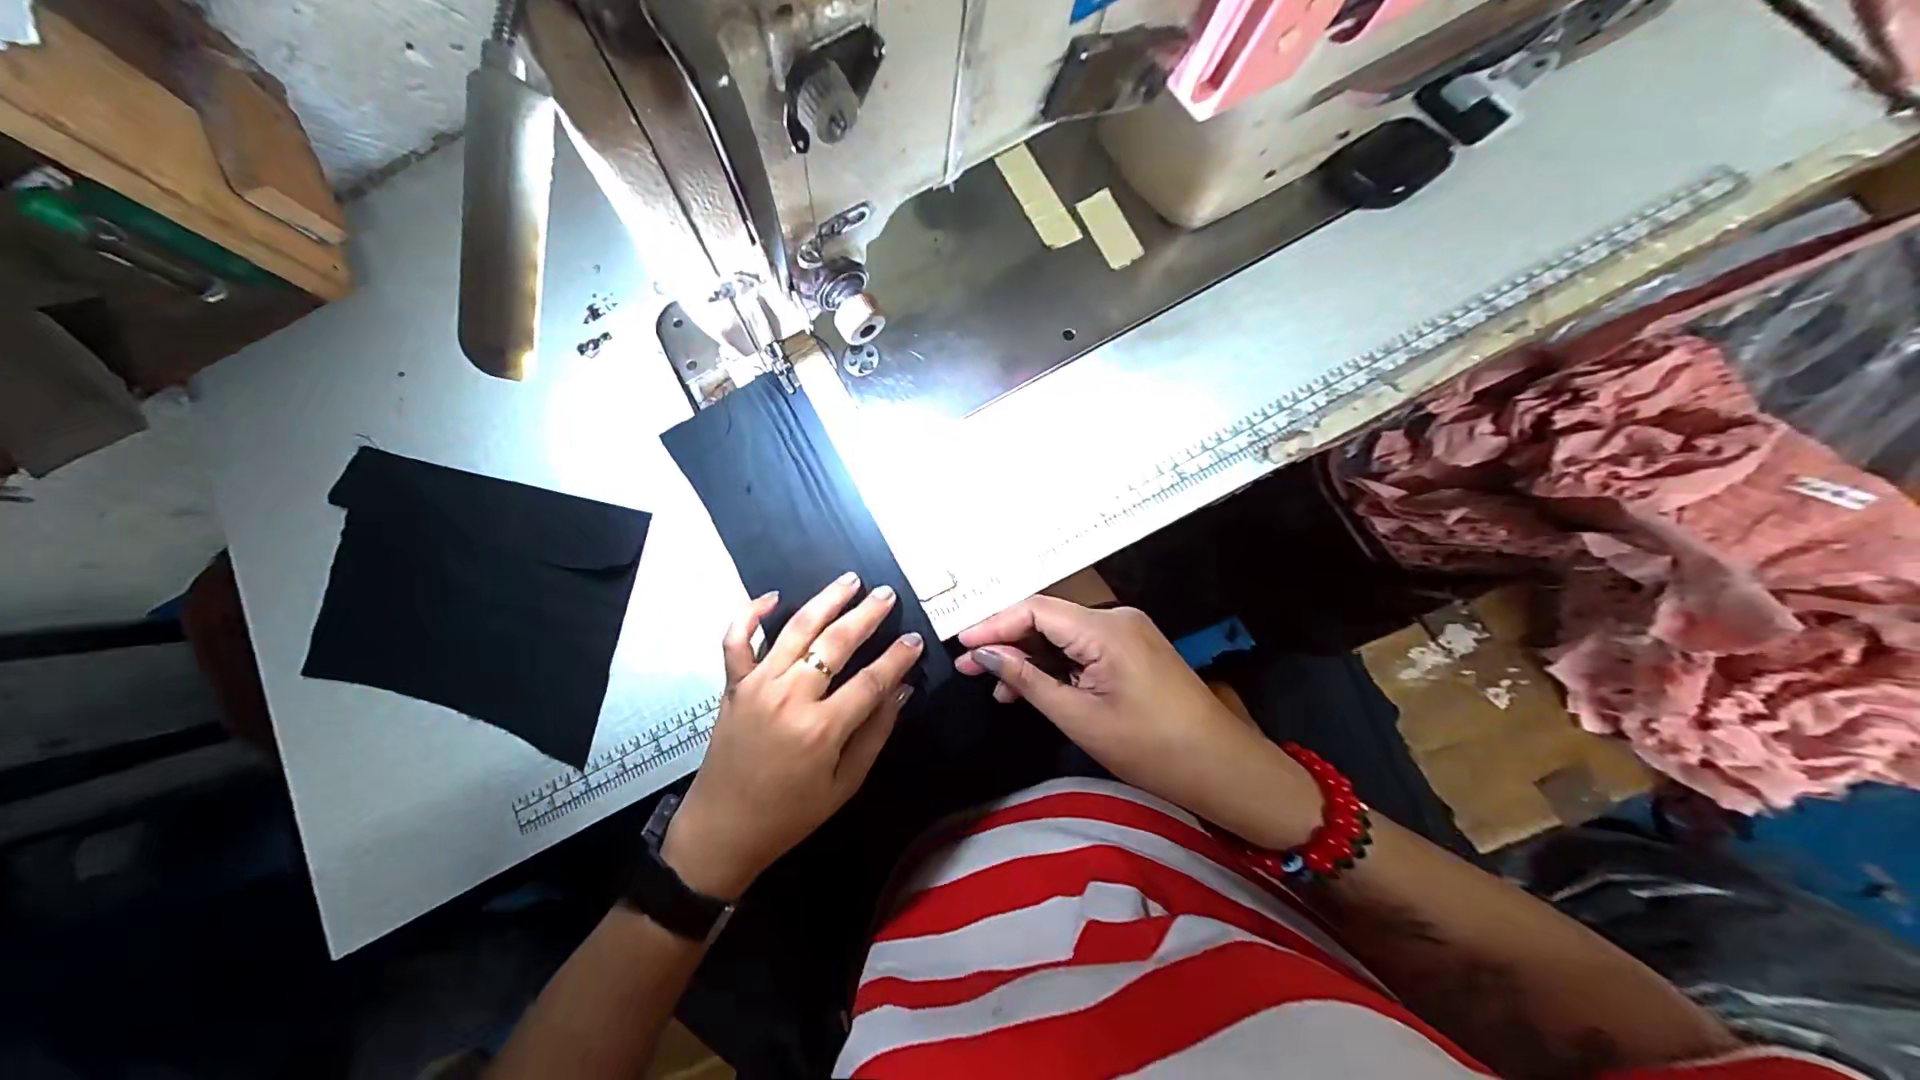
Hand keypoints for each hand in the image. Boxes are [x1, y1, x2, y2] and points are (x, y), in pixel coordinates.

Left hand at [661, 573, 922, 899]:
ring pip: (795, 629)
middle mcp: (789, 699)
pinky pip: (737, 641)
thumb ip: (874, 734)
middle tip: (887, 595)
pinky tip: (772, 596)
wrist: (722, 830)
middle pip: (835, 643)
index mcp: (822, 730)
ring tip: (850, 581)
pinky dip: (750, 614)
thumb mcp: (844, 785)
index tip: (914, 639)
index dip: (898, 657)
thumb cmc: (789, 814)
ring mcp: (757, 687)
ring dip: (825, 601)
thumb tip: (900, 690)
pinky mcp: (733, 686)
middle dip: (866, 615)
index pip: (871, 680)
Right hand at [958, 596, 1321, 848]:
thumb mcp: (1078, 716)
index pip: (1035, 609)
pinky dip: (1056, 665)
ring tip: (995, 686)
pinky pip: (1083, 647)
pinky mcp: (1133, 649)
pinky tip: (1032, 688)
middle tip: (967, 668)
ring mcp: (1127, 632)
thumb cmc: (1150, 747)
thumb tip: (983, 655)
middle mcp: (1116, 618)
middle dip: (1007, 641)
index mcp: (1105, 628)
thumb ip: (1027, 679)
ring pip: (1063, 634)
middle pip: (1047, 618)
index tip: (960, 646)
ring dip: (1029, 656)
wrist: (1222, 767)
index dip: (993, 625)